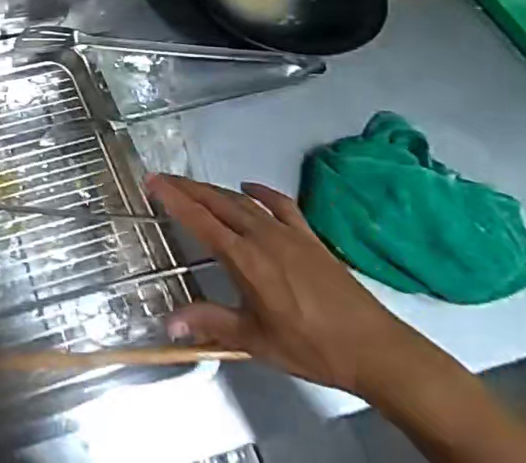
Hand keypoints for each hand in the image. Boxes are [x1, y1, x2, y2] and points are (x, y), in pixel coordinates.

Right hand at [147, 175, 525, 462]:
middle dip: (189, 188)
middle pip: (218, 202)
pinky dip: (260, 191)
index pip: (201, 221)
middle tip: (164, 178)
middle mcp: (264, 236)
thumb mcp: (255, 341)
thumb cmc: (309, 346)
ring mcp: (288, 232)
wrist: (371, 345)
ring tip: (194, 186)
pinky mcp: (309, 236)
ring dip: (215, 190)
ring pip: (243, 201)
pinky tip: (249, 186)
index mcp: (246, 260)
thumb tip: (168, 323)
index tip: (153, 181)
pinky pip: (279, 204)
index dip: (175, 199)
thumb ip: (211, 324)